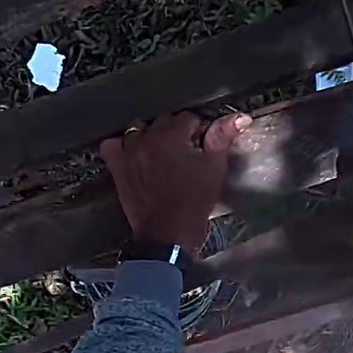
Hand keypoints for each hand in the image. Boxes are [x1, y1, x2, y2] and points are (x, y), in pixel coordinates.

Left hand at [100, 112, 250, 253]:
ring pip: (139, 130)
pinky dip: (122, 147)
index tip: (202, 148)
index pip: (188, 118)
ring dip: (151, 137)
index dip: (198, 132)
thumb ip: (221, 138)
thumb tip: (239, 118)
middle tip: (186, 155)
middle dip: (176, 133)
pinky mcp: (117, 168)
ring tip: (162, 156)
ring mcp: (129, 152)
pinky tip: (134, 155)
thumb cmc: (194, 202)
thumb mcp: (214, 168)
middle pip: (164, 121)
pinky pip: (113, 145)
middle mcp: (147, 138)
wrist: (168, 234)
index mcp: (172, 135)